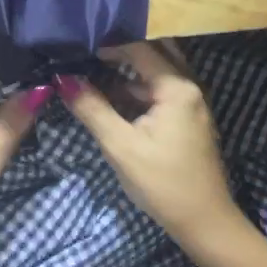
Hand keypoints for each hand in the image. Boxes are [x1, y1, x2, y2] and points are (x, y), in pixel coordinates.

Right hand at [60, 43, 246, 249]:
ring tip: (92, 75)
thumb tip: (63, 78)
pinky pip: (161, 93)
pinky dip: (138, 91)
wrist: (203, 221)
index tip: (78, 49)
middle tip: (87, 55)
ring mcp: (191, 104)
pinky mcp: (188, 120)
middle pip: (154, 55)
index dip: (108, 45)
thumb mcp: (120, 146)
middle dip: (121, 53)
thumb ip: (92, 108)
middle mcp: (190, 87)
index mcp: (177, 87)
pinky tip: (112, 101)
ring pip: (157, 75)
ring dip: (128, 74)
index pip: (140, 49)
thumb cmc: (162, 182)